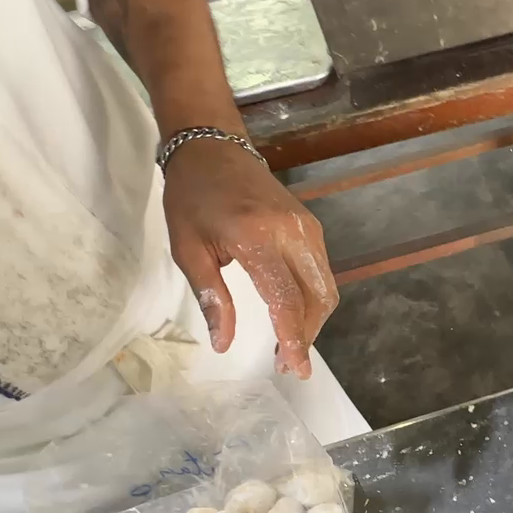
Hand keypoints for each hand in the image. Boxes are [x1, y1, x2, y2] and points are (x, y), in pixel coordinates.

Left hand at [162, 138, 337, 378]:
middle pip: (317, 299)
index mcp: (256, 238)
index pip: (286, 299)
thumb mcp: (187, 249)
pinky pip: (322, 274)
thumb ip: (211, 298)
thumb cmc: (191, 198)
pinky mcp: (313, 228)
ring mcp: (308, 229)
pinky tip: (294, 316)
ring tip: (291, 345)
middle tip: (290, 364)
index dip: (292, 337)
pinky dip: (312, 302)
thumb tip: (223, 344)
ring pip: (325, 289)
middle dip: (307, 336)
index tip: (293, 366)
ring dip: (312, 322)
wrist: (212, 146)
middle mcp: (291, 234)